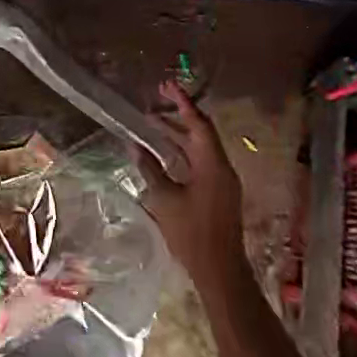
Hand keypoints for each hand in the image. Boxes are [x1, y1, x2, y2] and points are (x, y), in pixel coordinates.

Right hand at [138, 80, 246, 286]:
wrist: (219, 270)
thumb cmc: (191, 233)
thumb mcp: (164, 198)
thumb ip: (150, 168)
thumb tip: (134, 145)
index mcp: (212, 164)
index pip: (198, 123)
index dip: (181, 102)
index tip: (166, 86)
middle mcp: (222, 167)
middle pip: (201, 132)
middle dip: (178, 114)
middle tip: (155, 101)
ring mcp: (223, 181)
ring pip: (201, 147)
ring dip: (179, 134)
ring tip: (153, 123)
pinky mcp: (220, 192)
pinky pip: (202, 161)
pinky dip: (184, 151)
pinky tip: (165, 152)